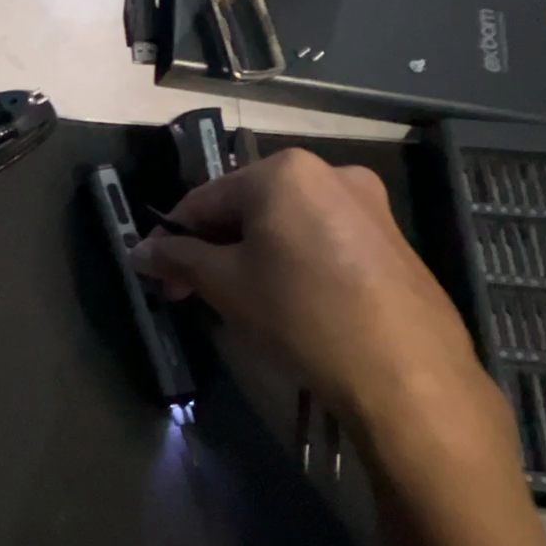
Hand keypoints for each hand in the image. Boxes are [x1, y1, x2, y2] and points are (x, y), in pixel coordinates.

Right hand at [130, 150, 496, 438]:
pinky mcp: (390, 237)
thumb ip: (176, 258)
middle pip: (243, 208)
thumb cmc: (300, 314)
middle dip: (210, 247)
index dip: (169, 239)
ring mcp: (367, 204)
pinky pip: (317, 238)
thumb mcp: (223, 284)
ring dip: (246, 255)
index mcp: (283, 173)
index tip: (155, 275)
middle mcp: (328, 173)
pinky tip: (281, 300)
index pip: (202, 200)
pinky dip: (286, 261)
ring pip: (281, 224)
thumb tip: (139, 251)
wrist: (406, 372)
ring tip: (233, 299)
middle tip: (188, 291)